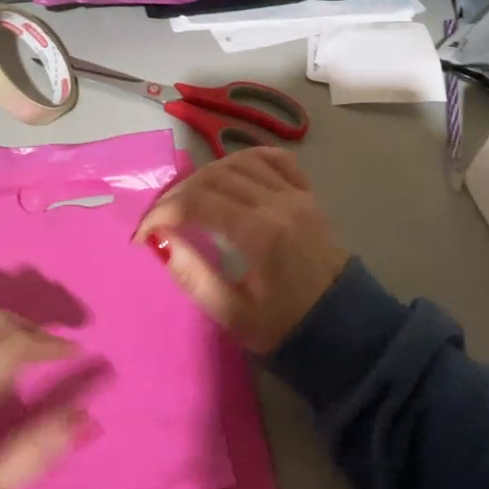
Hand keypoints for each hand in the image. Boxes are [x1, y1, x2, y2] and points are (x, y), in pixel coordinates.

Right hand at [133, 147, 348, 353]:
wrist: (345, 328)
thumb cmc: (285, 327)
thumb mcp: (232, 314)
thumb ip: (192, 274)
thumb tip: (157, 240)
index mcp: (259, 233)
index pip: (197, 202)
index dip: (162, 212)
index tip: (142, 233)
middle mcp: (278, 203)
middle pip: (214, 177)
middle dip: (178, 194)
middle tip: (160, 219)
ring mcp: (297, 194)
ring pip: (241, 162)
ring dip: (207, 175)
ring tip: (189, 199)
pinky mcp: (309, 195)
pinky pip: (275, 159)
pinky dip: (247, 159)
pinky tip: (231, 174)